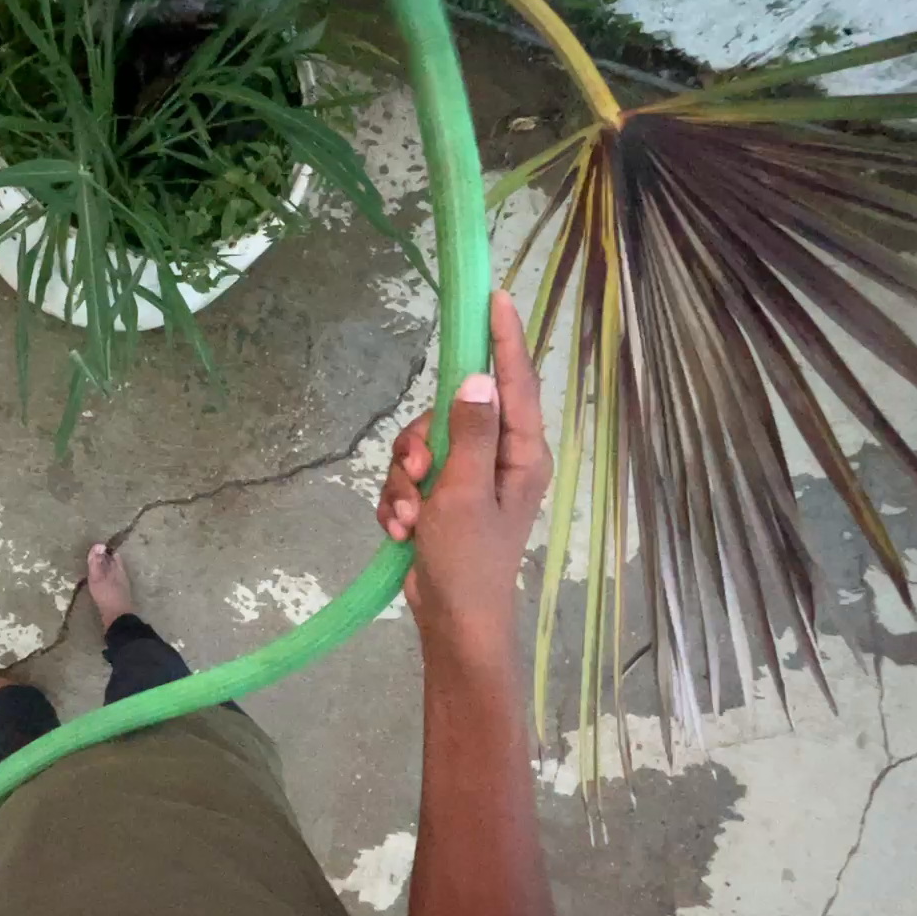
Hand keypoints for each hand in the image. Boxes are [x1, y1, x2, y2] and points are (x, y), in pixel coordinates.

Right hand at [377, 292, 550, 656]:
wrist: (450, 619)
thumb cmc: (468, 560)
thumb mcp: (463, 493)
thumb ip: (468, 433)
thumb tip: (474, 378)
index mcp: (519, 453)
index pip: (513, 382)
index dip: (503, 338)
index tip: (496, 296)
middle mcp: (494, 458)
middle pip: (448, 414)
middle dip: (420, 443)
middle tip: (415, 475)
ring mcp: (464, 479)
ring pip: (419, 447)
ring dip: (403, 482)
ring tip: (409, 518)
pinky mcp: (438, 498)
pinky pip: (406, 478)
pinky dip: (397, 502)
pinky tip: (402, 529)